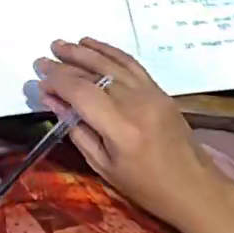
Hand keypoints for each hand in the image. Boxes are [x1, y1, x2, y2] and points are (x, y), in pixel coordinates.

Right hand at [35, 38, 233, 232]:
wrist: (194, 187)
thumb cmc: (145, 187)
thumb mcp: (103, 166)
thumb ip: (76, 130)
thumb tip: (52, 101)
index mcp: (121, 129)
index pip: (81, 92)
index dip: (57, 82)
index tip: (39, 79)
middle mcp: (136, 104)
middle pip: (94, 74)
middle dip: (65, 65)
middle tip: (41, 59)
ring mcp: (150, 93)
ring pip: (111, 63)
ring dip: (83, 52)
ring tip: (60, 45)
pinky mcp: (159, 90)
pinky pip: (130, 63)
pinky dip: (109, 51)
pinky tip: (91, 45)